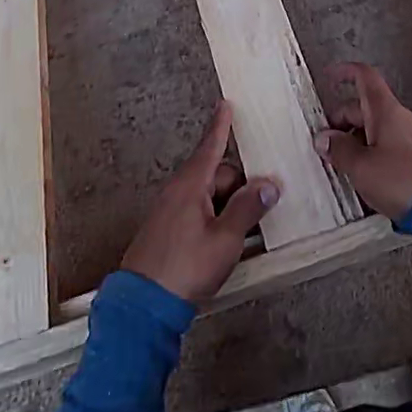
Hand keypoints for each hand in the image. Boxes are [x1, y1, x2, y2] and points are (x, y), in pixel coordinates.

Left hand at [122, 101, 280, 302]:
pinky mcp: (168, 232)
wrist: (142, 307)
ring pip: (210, 197)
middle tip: (264, 202)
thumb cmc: (185, 268)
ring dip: (231, 207)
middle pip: (218, 175)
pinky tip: (229, 242)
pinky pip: (200, 214)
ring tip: (250, 230)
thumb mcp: (226, 238)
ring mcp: (171, 213)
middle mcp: (178, 193)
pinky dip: (218, 220)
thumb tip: (268, 185)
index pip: (211, 147)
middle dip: (241, 185)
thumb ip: (248, 208)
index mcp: (191, 185)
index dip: (221, 126)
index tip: (225, 104)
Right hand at [316, 62, 411, 220]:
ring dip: (354, 140)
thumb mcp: (361, 166)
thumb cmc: (404, 180)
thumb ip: (340, 150)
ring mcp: (410, 137)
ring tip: (340, 163)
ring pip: (375, 129)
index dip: (345, 73)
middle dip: (341, 120)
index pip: (364, 77)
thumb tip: (325, 139)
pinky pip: (387, 145)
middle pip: (364, 107)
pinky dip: (370, 153)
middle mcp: (399, 118)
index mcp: (385, 111)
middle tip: (324, 142)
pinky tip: (362, 174)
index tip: (329, 76)